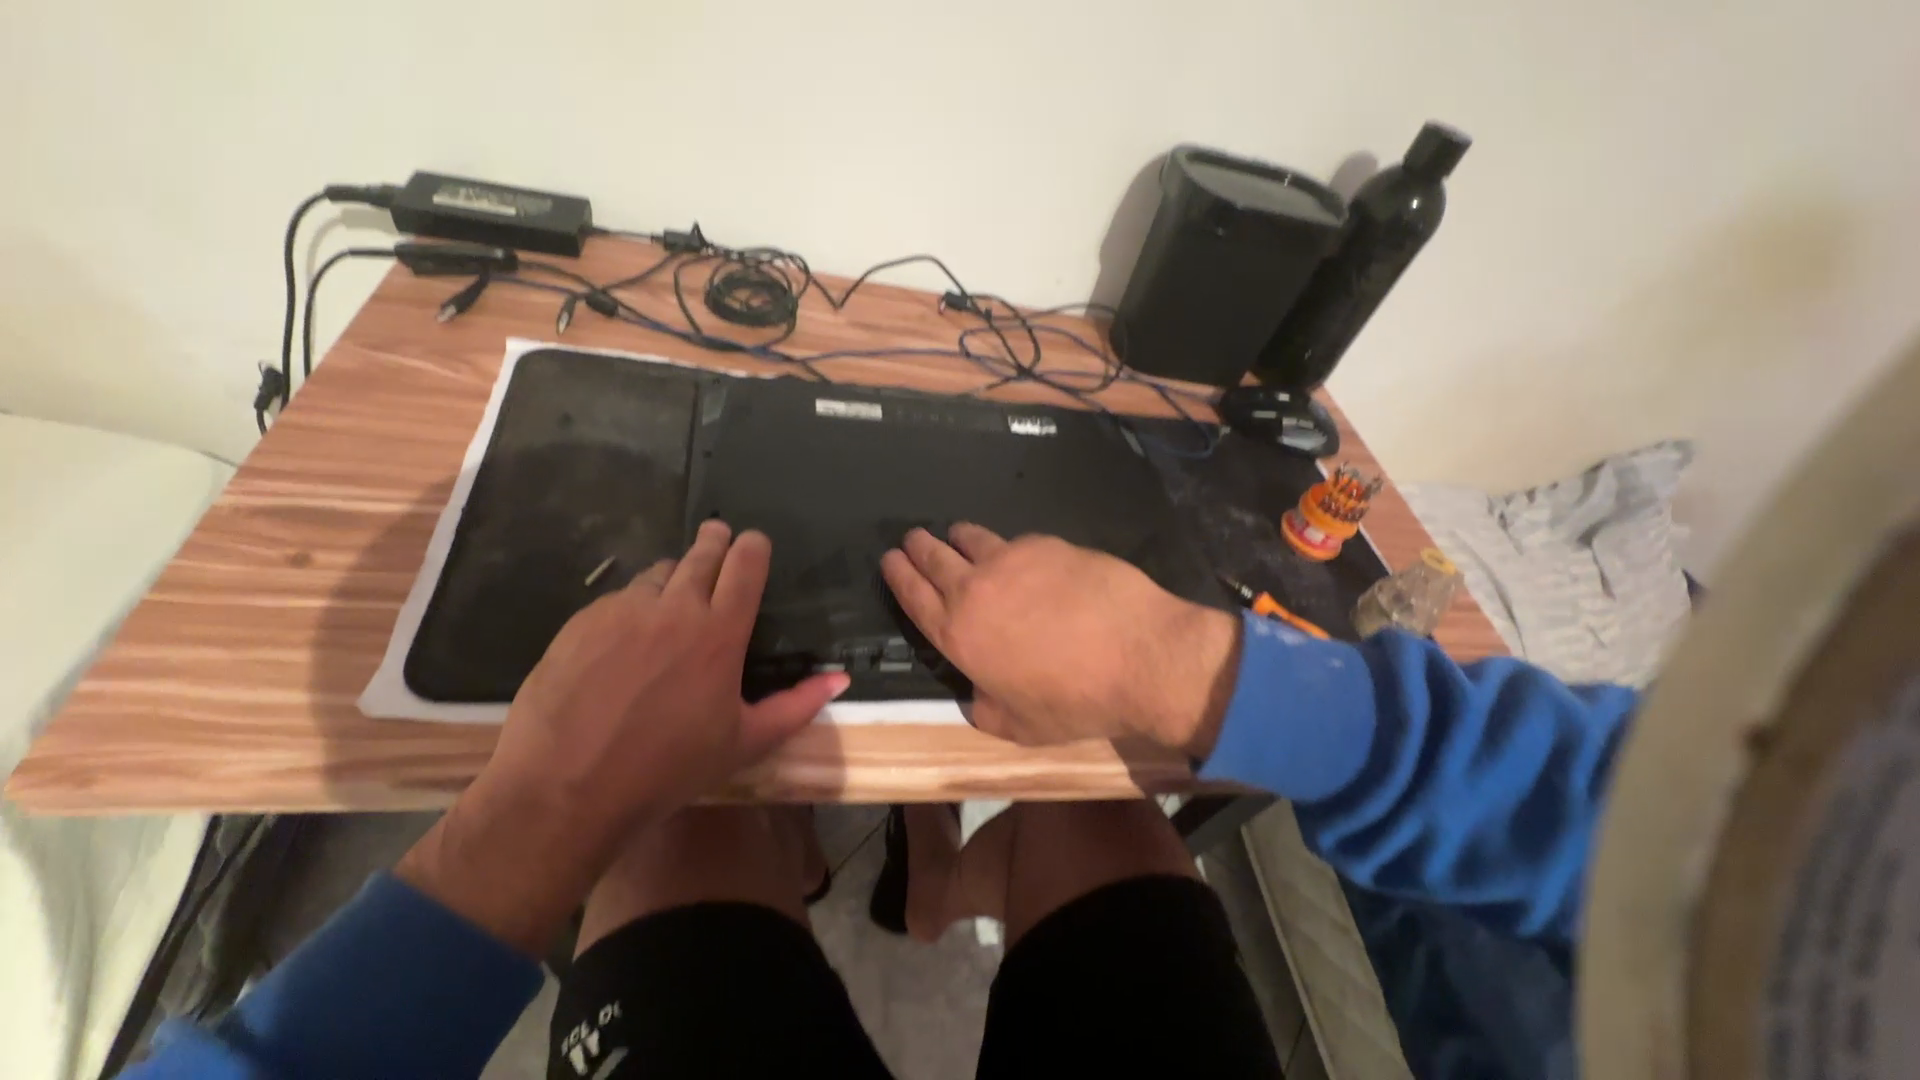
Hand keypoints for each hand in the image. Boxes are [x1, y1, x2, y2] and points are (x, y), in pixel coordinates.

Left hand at [398, 521, 847, 953]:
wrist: (567, 787)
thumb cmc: (668, 769)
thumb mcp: (745, 743)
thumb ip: (797, 705)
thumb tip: (839, 678)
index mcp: (719, 632)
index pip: (744, 565)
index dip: (753, 547)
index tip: (754, 542)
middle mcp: (673, 608)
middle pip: (700, 553)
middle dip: (715, 541)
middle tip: (718, 539)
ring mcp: (622, 611)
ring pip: (657, 573)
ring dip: (673, 576)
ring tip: (673, 597)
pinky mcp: (581, 622)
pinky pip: (617, 599)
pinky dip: (632, 606)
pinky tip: (627, 638)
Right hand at [880, 523, 1240, 755]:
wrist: (1139, 655)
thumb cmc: (1074, 701)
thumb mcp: (1019, 726)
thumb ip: (985, 708)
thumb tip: (976, 696)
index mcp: (959, 634)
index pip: (914, 596)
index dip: (898, 575)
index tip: (889, 559)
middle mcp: (976, 589)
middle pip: (935, 558)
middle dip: (919, 547)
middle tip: (912, 539)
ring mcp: (1013, 560)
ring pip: (973, 540)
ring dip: (958, 537)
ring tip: (956, 535)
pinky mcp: (1049, 545)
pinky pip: (1017, 542)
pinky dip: (1009, 547)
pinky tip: (1021, 554)